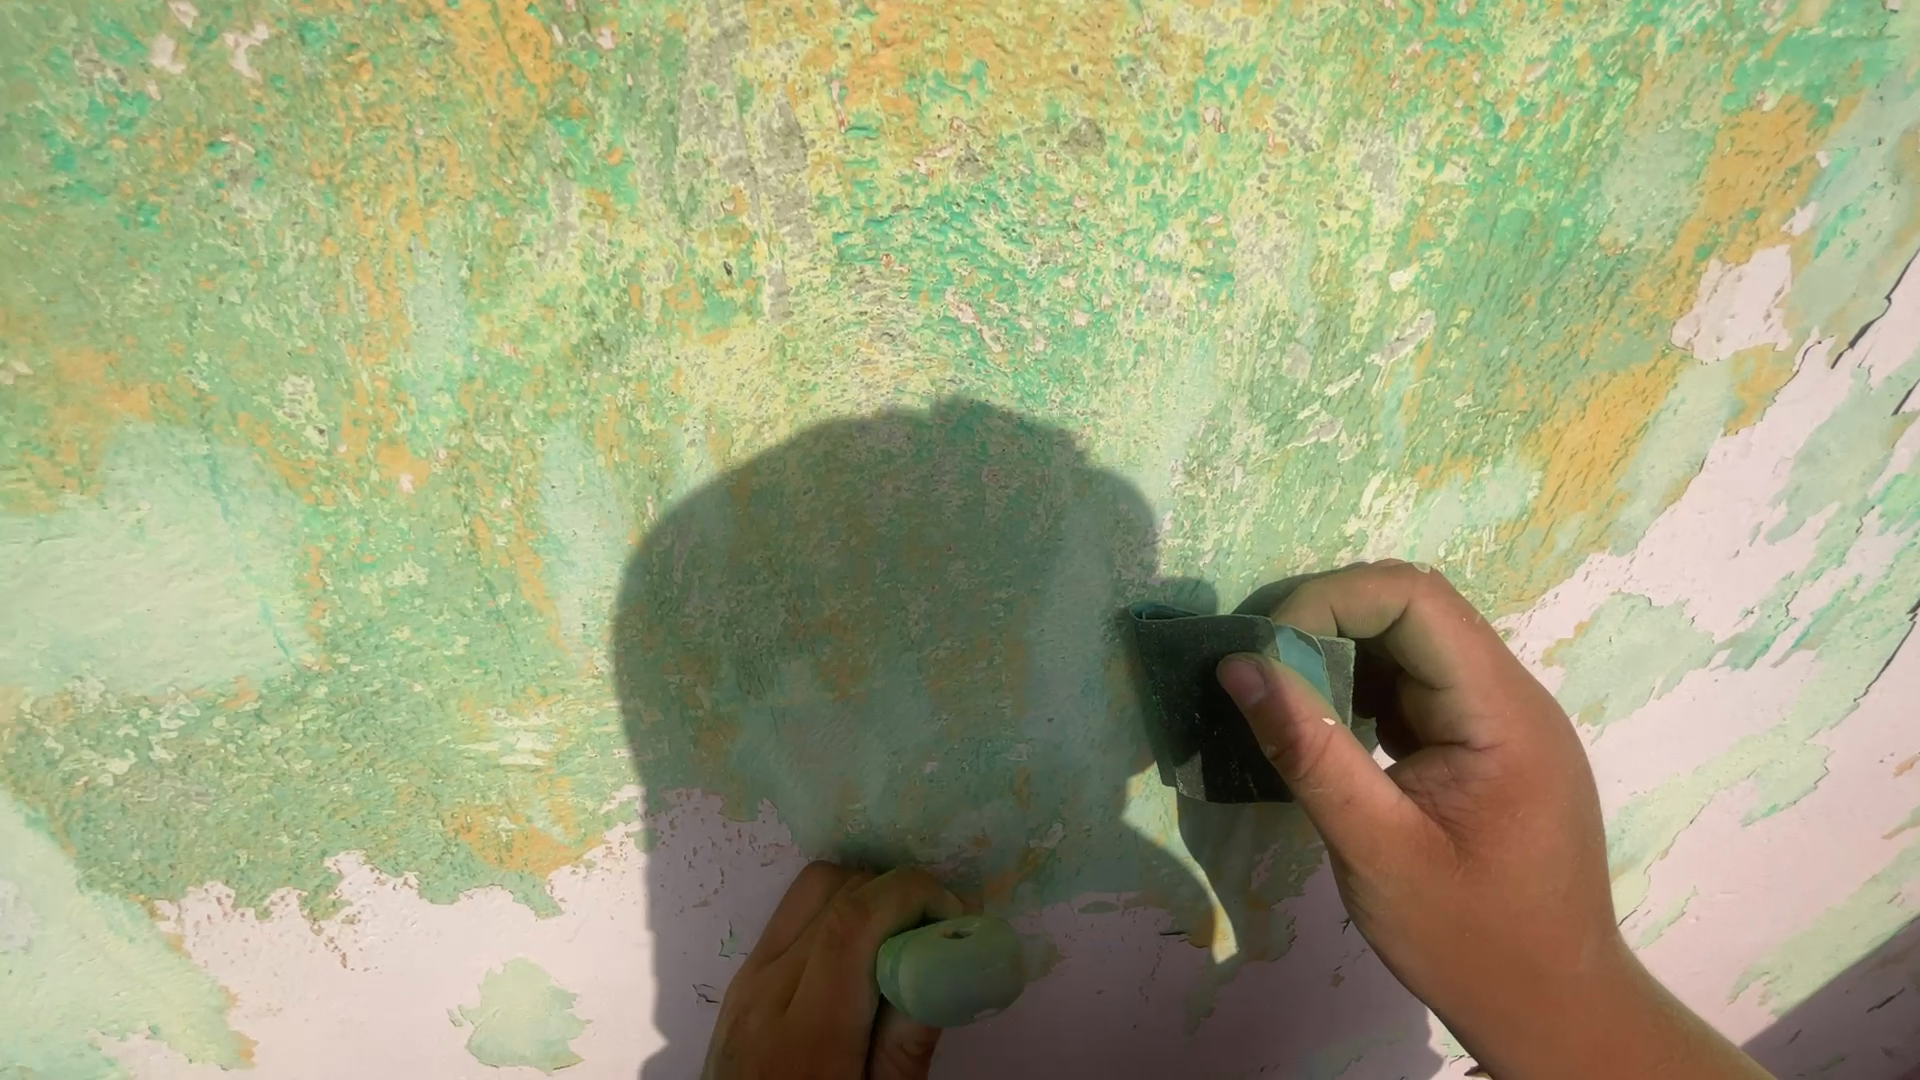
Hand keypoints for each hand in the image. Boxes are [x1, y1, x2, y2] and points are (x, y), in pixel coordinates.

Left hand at [704, 862, 963, 1079]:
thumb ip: (911, 1037)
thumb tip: (947, 955)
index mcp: (804, 1039)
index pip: (852, 923)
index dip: (909, 895)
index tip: (952, 912)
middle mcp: (764, 993)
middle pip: (837, 893)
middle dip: (898, 891)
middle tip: (937, 924)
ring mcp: (747, 978)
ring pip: (814, 887)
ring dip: (866, 891)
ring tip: (898, 930)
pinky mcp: (743, 975)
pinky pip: (794, 910)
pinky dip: (836, 906)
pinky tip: (861, 942)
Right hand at [1216, 560, 1766, 1078]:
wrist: (1552, 1013)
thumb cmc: (1471, 941)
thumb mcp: (1375, 848)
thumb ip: (1307, 749)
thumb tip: (1237, 665)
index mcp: (1500, 712)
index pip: (1414, 598)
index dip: (1329, 601)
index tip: (1265, 650)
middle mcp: (1504, 695)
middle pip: (1407, 608)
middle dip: (1320, 619)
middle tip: (1256, 665)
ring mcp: (1489, 716)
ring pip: (1400, 639)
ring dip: (1329, 650)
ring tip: (1274, 691)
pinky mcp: (1468, 738)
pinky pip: (1401, 680)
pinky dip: (1346, 685)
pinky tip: (1315, 723)